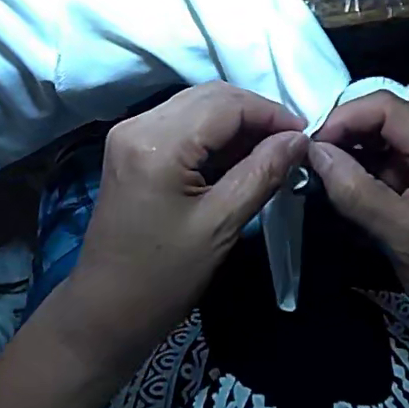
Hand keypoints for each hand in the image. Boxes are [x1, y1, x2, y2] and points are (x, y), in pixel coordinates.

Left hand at [51, 82, 308, 368]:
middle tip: (290, 141)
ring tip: (269, 147)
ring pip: (197, 103)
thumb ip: (262, 173)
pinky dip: (214, 130)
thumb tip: (299, 139)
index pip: (226, 105)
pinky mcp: (131, 144)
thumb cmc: (163, 277)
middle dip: (255, 112)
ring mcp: (130, 131)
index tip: (304, 135)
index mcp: (157, 143)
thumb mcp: (220, 226)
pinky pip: (182, 120)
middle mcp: (139, 124)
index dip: (270, 113)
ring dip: (236, 119)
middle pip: (210, 96)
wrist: (104, 312)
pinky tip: (237, 153)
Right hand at [309, 92, 408, 365]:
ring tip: (324, 166)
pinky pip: (395, 154)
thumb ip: (357, 192)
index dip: (347, 116)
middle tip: (314, 154)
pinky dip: (368, 162)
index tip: (313, 143)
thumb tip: (315, 152)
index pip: (392, 109)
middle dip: (349, 128)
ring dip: (356, 145)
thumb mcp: (403, 237)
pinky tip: (346, 178)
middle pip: (391, 114)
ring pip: (390, 132)